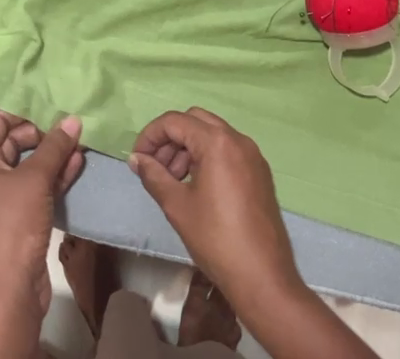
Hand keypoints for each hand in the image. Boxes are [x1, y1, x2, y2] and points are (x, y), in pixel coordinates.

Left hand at [0, 109, 84, 312]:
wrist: (9, 287)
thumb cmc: (12, 224)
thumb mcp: (34, 179)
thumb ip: (54, 147)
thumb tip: (72, 119)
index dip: (22, 109)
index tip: (52, 100)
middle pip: (15, 140)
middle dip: (43, 131)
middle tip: (72, 121)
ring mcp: (6, 195)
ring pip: (30, 163)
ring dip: (54, 152)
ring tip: (82, 138)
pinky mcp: (23, 214)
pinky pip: (40, 184)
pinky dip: (57, 173)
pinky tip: (79, 162)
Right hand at [130, 109, 379, 358]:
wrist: (262, 277)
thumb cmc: (216, 239)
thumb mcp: (177, 205)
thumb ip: (154, 175)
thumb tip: (136, 159)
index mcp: (218, 142)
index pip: (175, 121)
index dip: (150, 136)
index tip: (138, 159)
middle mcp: (238, 140)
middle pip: (195, 121)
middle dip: (170, 139)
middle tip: (155, 167)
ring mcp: (253, 156)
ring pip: (212, 135)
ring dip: (188, 148)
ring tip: (173, 180)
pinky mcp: (260, 173)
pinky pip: (227, 150)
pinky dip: (207, 157)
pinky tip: (196, 186)